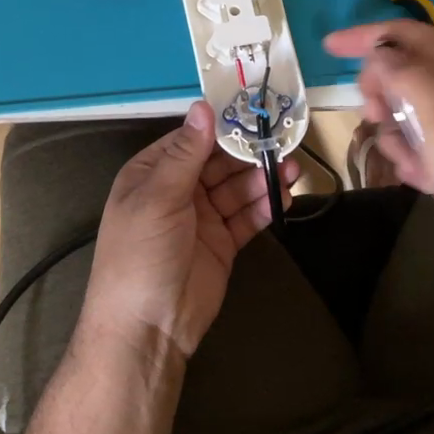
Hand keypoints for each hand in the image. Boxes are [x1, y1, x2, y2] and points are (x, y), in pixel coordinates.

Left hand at [78, 101, 298, 366]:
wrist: (146, 328)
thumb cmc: (141, 253)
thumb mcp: (158, 197)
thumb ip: (186, 154)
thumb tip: (202, 106)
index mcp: (152, 173)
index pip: (191, 139)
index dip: (221, 126)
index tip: (254, 110)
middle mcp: (177, 190)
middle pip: (219, 162)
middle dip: (249, 152)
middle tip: (284, 140)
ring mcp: (201, 218)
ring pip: (237, 188)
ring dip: (262, 177)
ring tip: (292, 168)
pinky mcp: (222, 243)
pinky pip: (247, 216)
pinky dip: (265, 205)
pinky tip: (285, 196)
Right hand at [325, 20, 433, 228]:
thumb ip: (405, 77)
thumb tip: (378, 53)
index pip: (402, 33)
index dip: (362, 37)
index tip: (328, 48)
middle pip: (403, 69)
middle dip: (382, 97)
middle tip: (375, 121)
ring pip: (411, 106)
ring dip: (399, 134)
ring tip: (412, 166)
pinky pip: (428, 133)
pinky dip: (418, 152)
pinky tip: (426, 178)